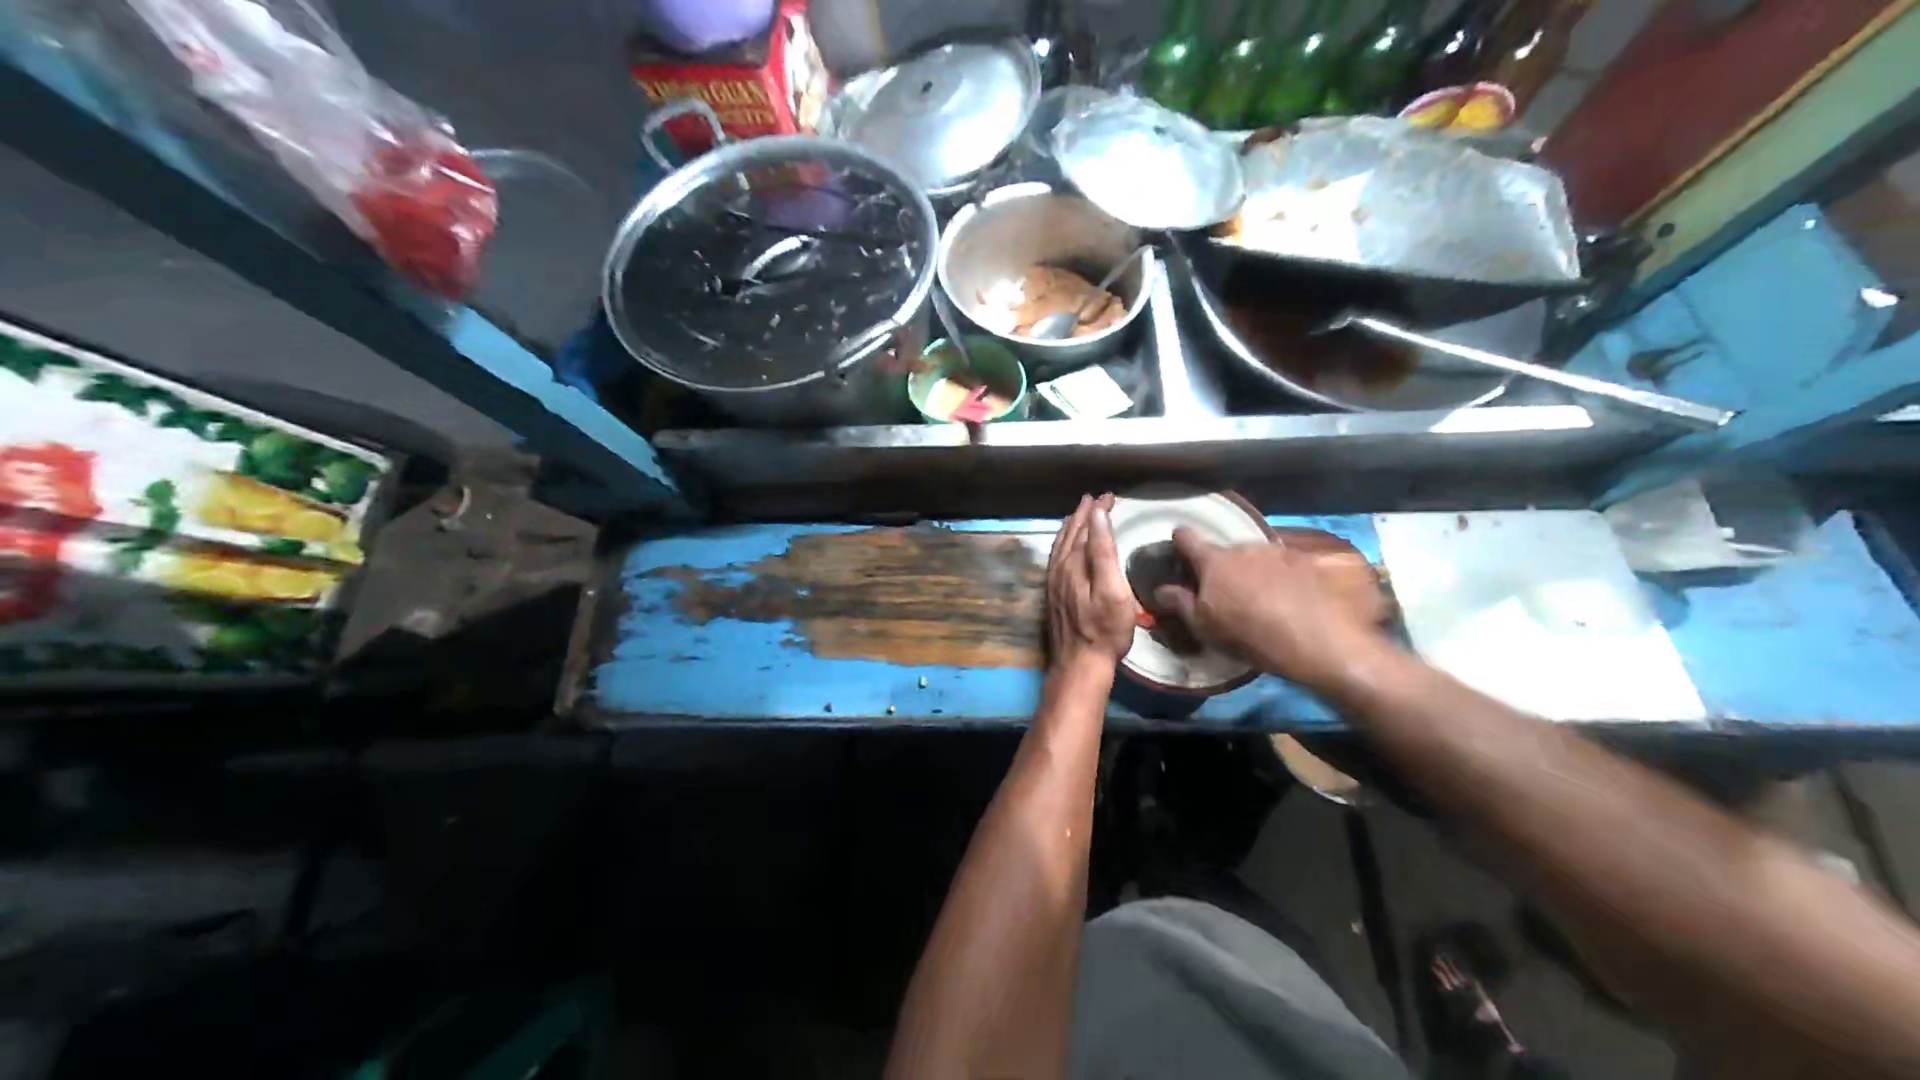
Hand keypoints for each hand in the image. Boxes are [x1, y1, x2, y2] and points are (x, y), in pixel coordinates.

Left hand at [1046, 494, 1135, 671]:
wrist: (1080, 663)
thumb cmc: (1104, 629)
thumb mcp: (1112, 589)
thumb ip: (1103, 551)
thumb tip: (1097, 516)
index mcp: (1075, 564)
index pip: (1086, 527)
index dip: (1097, 510)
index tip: (1108, 495)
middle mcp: (1060, 568)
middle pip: (1070, 533)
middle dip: (1083, 514)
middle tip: (1094, 498)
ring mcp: (1055, 582)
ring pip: (1061, 545)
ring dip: (1071, 527)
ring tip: (1078, 515)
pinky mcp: (1055, 594)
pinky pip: (1057, 558)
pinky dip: (1063, 544)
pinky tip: (1067, 548)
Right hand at [1151, 527, 1391, 690]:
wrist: (1321, 642)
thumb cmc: (1251, 635)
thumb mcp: (1205, 627)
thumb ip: (1180, 603)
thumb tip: (1162, 589)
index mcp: (1214, 561)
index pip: (1186, 537)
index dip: (1179, 542)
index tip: (1178, 552)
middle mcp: (1245, 547)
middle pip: (1224, 551)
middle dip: (1222, 566)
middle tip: (1225, 592)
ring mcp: (1278, 551)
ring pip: (1256, 557)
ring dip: (1253, 571)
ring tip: (1260, 598)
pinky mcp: (1308, 562)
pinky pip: (1284, 565)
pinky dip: (1280, 577)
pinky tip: (1287, 599)